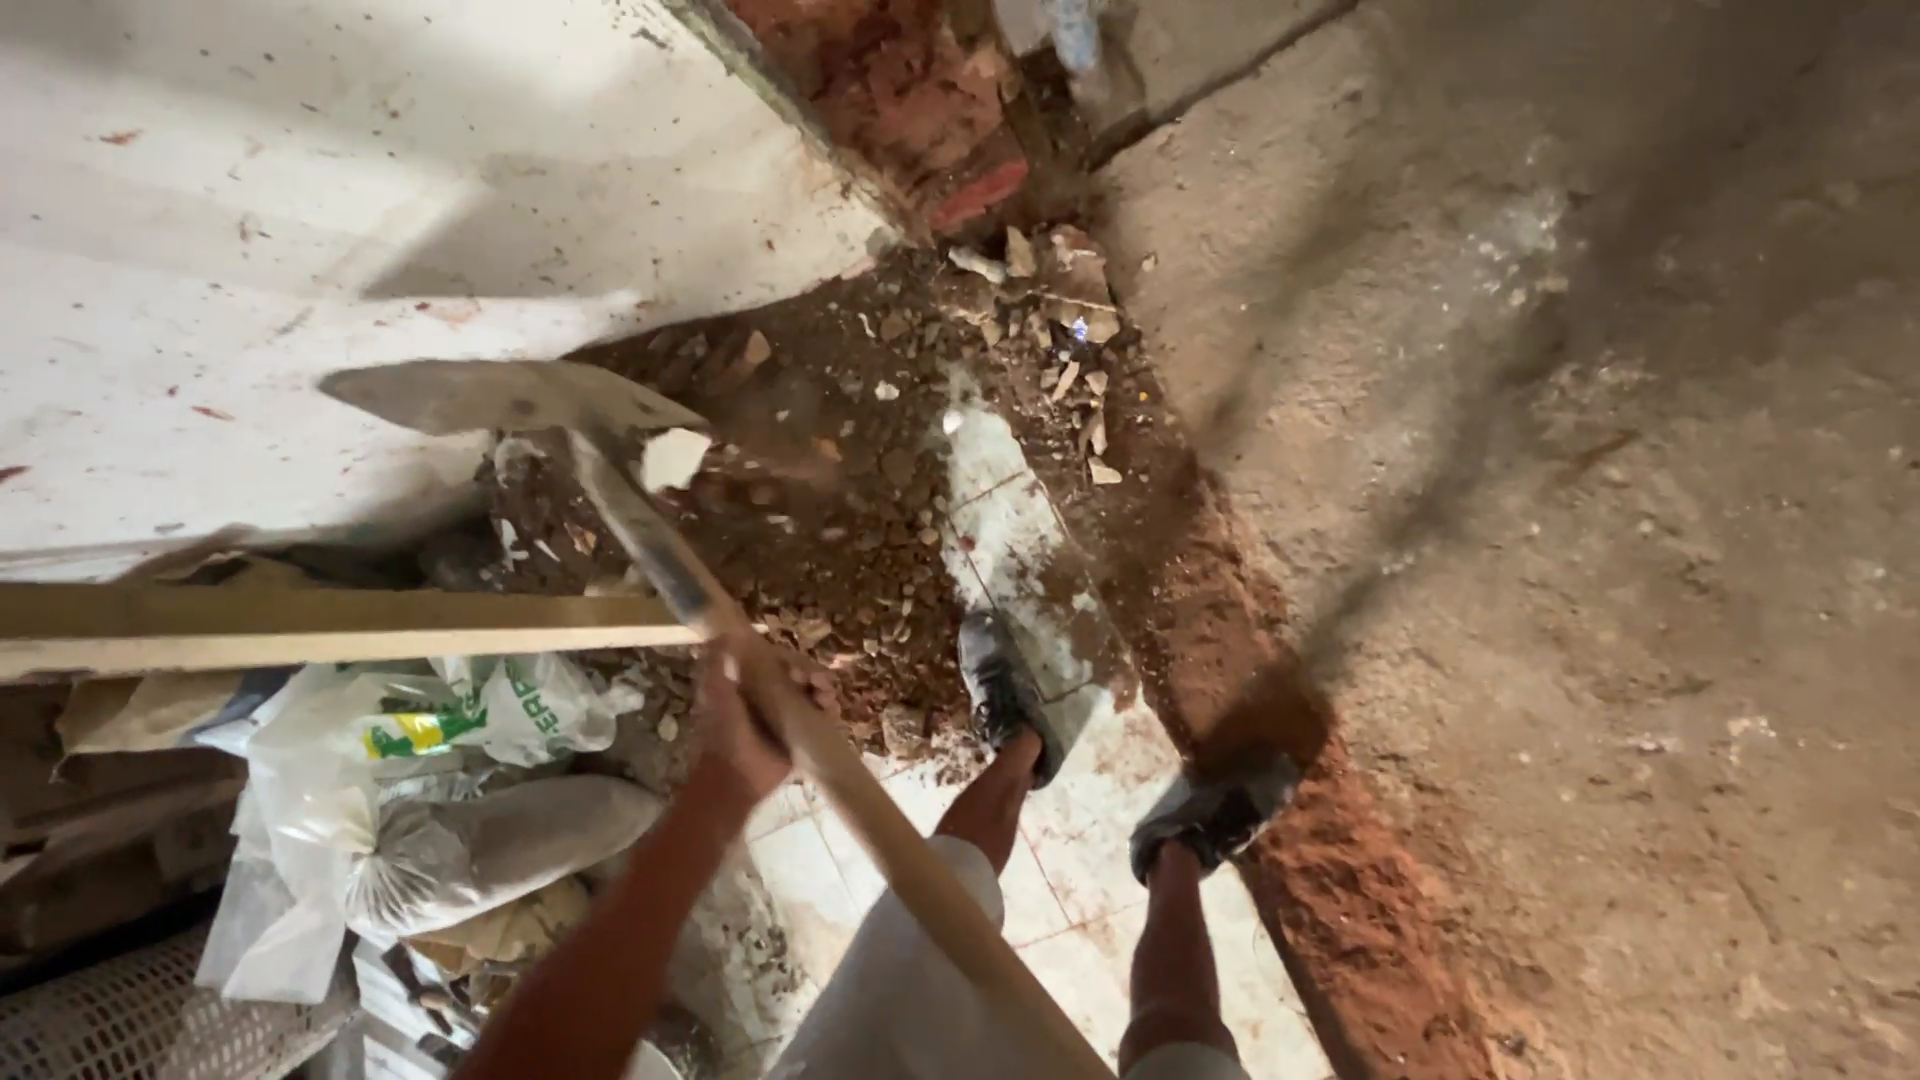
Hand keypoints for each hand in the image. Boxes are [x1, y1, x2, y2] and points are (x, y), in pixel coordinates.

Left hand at [687, 637, 838, 808]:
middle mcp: (772, 698)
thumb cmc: (723, 735)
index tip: (797, 669)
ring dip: (823, 689)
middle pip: (800, 676)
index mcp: (751, 686)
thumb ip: (717, 664)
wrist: (734, 780)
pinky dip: (829, 708)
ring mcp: (789, 718)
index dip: (791, 661)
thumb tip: (725, 631)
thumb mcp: (715, 694)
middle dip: (812, 673)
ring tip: (826, 696)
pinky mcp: (802, 737)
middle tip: (819, 682)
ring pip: (813, 693)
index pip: (778, 663)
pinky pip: (822, 716)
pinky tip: (831, 709)